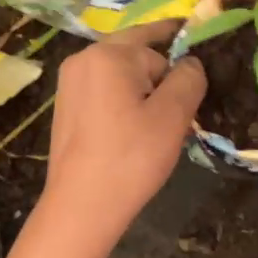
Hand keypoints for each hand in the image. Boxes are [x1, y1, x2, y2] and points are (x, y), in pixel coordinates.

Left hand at [40, 21, 204, 239]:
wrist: (82, 206)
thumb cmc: (131, 157)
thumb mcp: (173, 116)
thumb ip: (189, 78)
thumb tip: (191, 62)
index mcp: (107, 54)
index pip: (159, 51)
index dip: (177, 75)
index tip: (192, 95)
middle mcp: (82, 59)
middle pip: (135, 55)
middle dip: (160, 76)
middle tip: (178, 110)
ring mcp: (69, 84)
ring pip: (120, 76)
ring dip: (143, 92)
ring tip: (157, 127)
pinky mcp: (65, 108)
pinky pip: (104, 93)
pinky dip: (123, 105)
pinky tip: (132, 135)